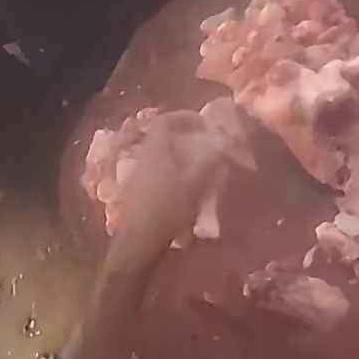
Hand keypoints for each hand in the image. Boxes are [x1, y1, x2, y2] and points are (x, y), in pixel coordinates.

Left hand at [106, 111, 227, 272]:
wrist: (139, 241)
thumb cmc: (167, 209)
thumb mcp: (194, 185)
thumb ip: (208, 163)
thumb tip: (220, 146)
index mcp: (155, 151)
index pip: (165, 121)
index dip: (184, 117)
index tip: (203, 123)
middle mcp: (143, 158)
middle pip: (162, 138)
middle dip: (184, 137)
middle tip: (204, 143)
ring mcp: (138, 175)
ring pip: (160, 155)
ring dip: (179, 155)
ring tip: (199, 165)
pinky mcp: (137, 192)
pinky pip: (157, 171)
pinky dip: (173, 170)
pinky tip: (186, 187)